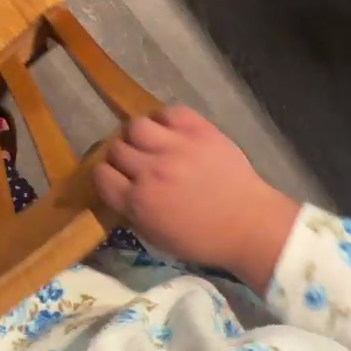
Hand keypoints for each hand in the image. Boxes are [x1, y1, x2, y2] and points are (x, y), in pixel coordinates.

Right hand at [94, 106, 300, 293]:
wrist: (249, 224)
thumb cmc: (203, 239)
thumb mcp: (157, 237)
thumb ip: (132, 212)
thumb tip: (119, 189)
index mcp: (139, 202)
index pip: (102, 175)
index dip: (106, 175)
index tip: (115, 177)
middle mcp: (151, 170)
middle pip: (116, 148)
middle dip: (121, 156)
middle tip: (135, 161)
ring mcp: (176, 147)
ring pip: (136, 125)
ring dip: (138, 135)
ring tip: (150, 142)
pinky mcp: (198, 130)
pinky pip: (168, 111)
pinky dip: (164, 119)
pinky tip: (170, 130)